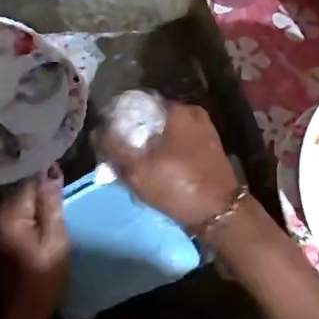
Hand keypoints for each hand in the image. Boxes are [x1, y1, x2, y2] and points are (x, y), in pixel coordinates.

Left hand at [0, 171, 68, 318]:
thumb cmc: (40, 284)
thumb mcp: (56, 244)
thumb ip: (52, 205)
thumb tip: (51, 169)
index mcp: (7, 213)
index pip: (29, 180)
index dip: (48, 179)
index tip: (63, 180)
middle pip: (18, 190)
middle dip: (37, 192)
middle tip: (59, 196)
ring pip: (11, 205)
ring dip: (28, 205)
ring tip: (48, 207)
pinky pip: (5, 219)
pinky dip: (18, 219)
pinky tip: (32, 227)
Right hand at [98, 101, 241, 228]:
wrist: (220, 214)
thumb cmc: (178, 185)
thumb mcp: (137, 169)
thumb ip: (113, 147)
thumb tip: (98, 130)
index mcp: (179, 110)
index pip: (140, 104)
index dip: (121, 119)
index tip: (110, 137)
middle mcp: (195, 115)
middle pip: (155, 121)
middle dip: (138, 136)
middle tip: (122, 155)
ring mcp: (206, 133)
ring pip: (168, 135)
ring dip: (152, 148)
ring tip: (137, 167)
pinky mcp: (211, 152)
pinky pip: (181, 147)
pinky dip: (167, 156)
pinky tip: (157, 173)